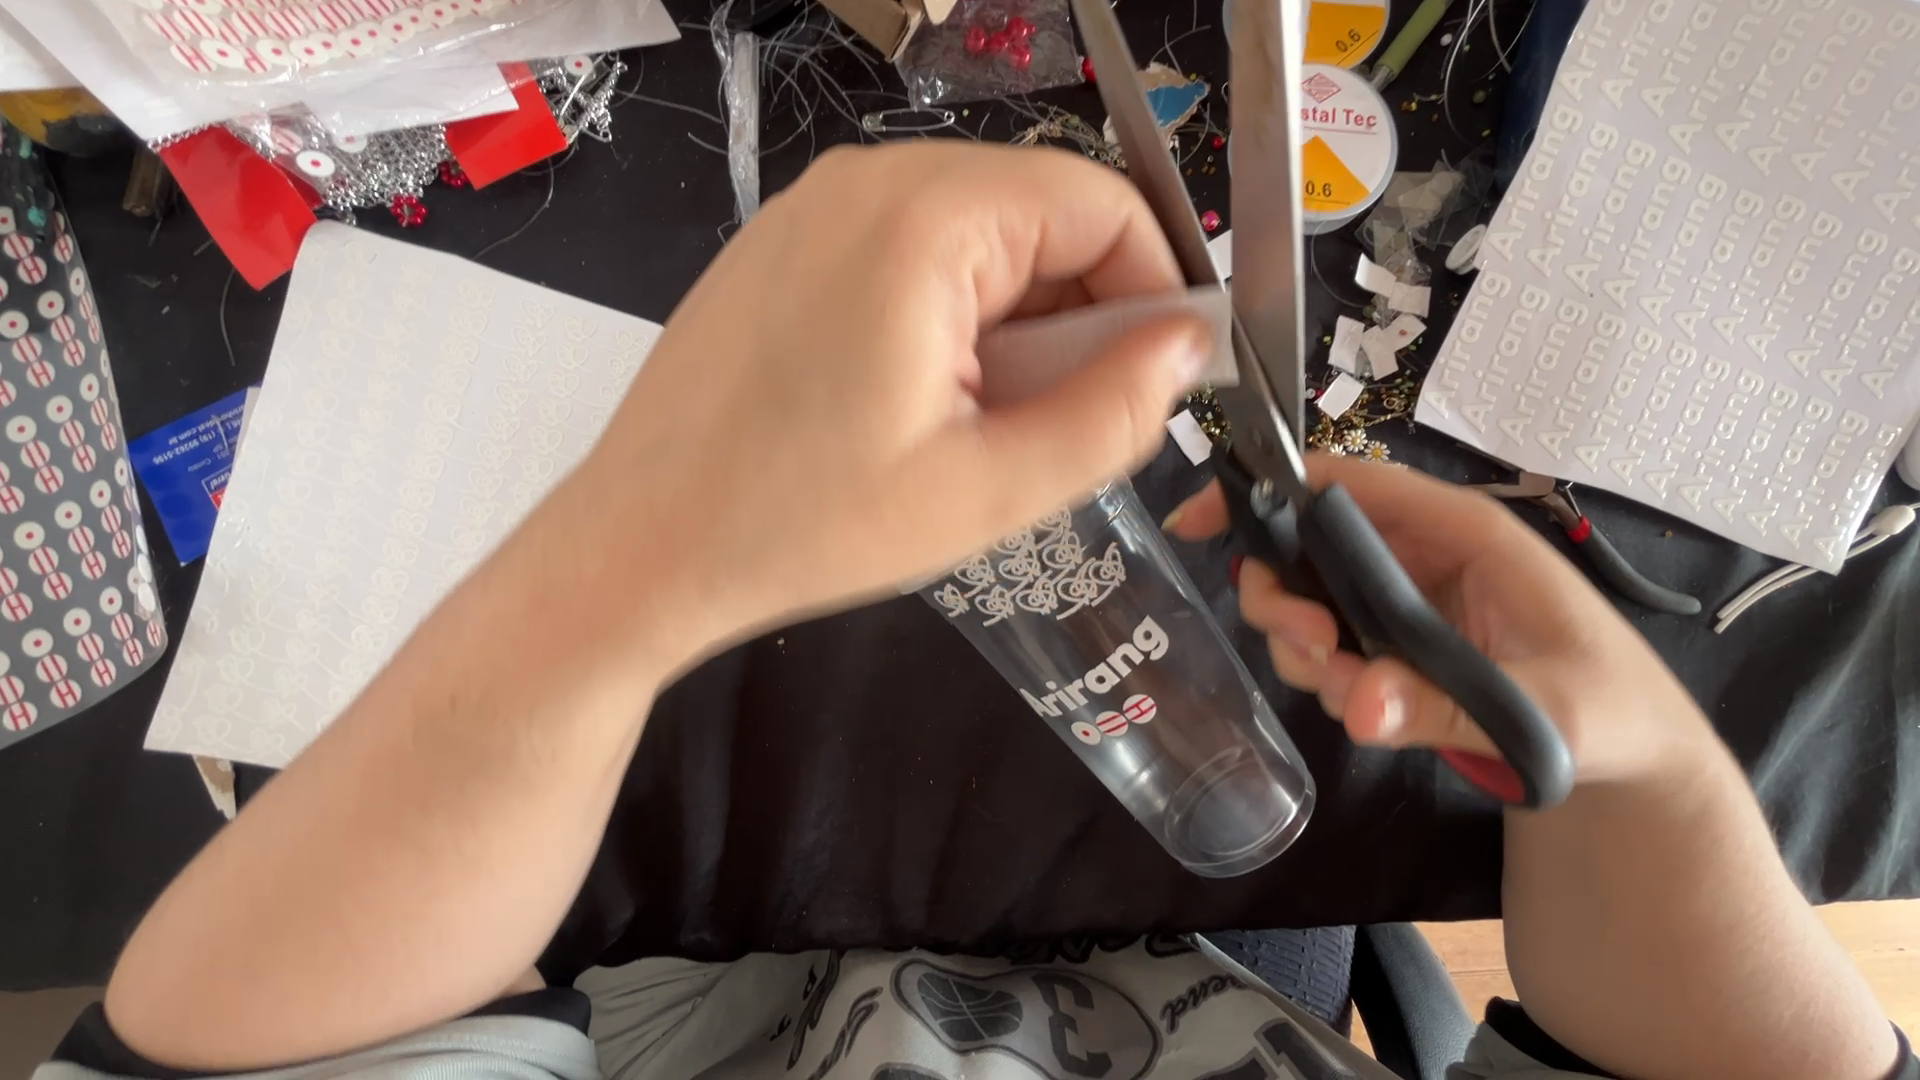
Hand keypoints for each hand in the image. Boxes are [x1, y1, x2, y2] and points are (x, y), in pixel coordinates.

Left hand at [573, 143, 1208, 652]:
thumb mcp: (988, 490)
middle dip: (1080, 314)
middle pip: (1038, 215)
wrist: (643, 546)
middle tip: (1064, 419)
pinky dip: (953, 317)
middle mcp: (867, 180)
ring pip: (978, 239)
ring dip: (1016, 324)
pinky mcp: (786, 248)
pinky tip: (924, 400)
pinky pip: (911, 255)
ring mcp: (815, 208)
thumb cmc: (810, 526)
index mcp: (925, 218)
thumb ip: (1112, 414)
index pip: (1101, 203)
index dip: (1154, 287)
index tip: (1158, 377)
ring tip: (986, 423)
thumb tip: (1187, 346)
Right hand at [1166, 455, 1717, 785]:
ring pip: (1298, 599)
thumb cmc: (1613, 712)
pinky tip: (1365, 709)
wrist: (1626, 758)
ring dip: (1300, 649)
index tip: (1195, 521)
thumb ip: (1449, 707)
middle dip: (1282, 598)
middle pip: (1300, 547)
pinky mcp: (1382, 639)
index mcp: (1460, 531)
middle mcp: (1412, 554)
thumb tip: (1356, 703)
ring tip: (1355, 697)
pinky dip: (1320, 677)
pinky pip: (1317, 644)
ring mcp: (1392, 598)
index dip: (1267, 488)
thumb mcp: (1552, 715)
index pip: (1346, 484)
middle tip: (1313, 649)